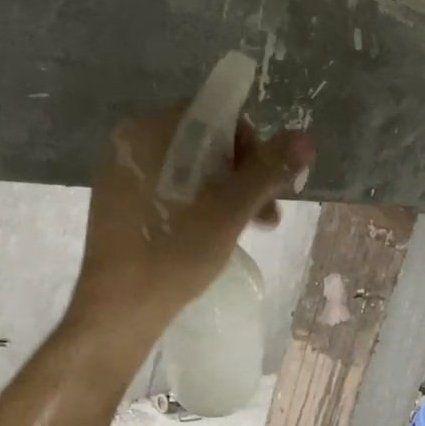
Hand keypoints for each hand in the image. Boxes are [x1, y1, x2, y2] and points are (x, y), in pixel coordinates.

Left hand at [70, 107, 313, 336]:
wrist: (119, 309)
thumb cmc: (174, 252)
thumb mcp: (230, 211)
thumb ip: (267, 171)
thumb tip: (306, 139)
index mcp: (149, 131)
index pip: (213, 116)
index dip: (250, 147)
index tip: (266, 185)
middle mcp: (129, 143)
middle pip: (202, 144)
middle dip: (241, 175)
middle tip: (265, 216)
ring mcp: (120, 175)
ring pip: (187, 171)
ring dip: (225, 194)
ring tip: (248, 230)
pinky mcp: (118, 205)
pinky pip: (168, 190)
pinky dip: (196, 205)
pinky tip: (211, 237)